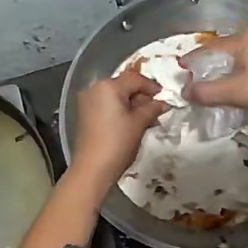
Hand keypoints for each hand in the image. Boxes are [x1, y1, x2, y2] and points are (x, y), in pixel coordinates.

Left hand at [68, 69, 166, 185]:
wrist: (92, 168)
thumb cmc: (117, 143)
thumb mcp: (139, 123)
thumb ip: (152, 108)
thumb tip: (163, 103)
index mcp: (108, 86)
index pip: (134, 79)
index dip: (151, 86)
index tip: (164, 95)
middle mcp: (94, 88)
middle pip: (123, 85)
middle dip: (140, 95)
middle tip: (155, 108)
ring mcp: (86, 101)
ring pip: (114, 95)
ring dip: (130, 102)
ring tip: (145, 116)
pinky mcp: (84, 113)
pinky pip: (105, 104)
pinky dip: (119, 109)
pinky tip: (130, 121)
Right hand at [182, 26, 247, 124]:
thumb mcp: (237, 93)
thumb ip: (207, 92)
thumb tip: (185, 91)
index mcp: (247, 37)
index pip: (211, 47)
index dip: (194, 61)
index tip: (181, 72)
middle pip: (226, 51)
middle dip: (211, 67)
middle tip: (198, 84)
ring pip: (241, 58)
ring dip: (228, 73)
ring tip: (217, 90)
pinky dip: (244, 75)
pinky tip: (242, 89)